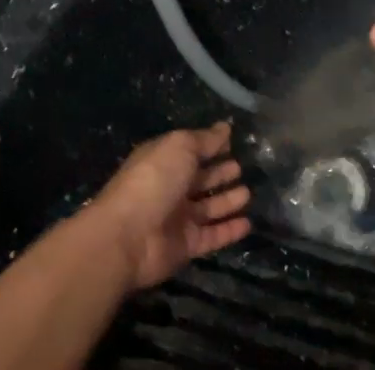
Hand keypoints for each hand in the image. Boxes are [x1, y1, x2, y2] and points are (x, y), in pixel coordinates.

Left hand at [90, 123, 250, 289]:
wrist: (127, 237)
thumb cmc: (154, 181)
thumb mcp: (180, 147)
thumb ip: (205, 139)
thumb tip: (225, 127)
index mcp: (164, 162)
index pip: (191, 151)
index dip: (211, 146)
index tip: (233, 142)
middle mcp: (170, 189)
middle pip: (200, 179)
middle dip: (220, 173)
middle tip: (242, 168)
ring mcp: (177, 219)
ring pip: (208, 208)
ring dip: (228, 201)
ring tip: (248, 193)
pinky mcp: (185, 246)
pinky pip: (212, 236)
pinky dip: (229, 231)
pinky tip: (248, 223)